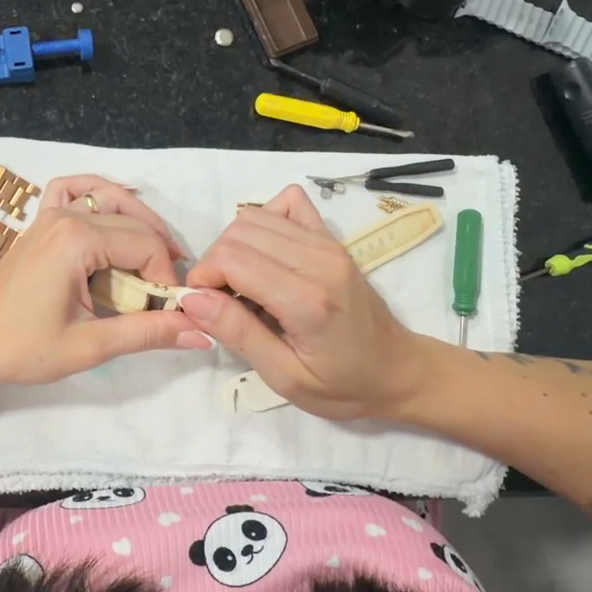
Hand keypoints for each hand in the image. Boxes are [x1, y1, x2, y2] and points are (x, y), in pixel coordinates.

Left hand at [0, 176, 207, 384]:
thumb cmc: (22, 348)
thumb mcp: (89, 346)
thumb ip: (147, 333)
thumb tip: (202, 332)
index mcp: (77, 240)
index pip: (146, 247)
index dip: (165, 281)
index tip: (167, 315)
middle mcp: (65, 216)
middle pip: (134, 225)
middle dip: (158, 260)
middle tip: (164, 298)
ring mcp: (50, 214)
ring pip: (112, 199)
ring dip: (140, 224)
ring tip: (154, 261)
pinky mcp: (41, 222)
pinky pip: (75, 189)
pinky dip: (100, 195)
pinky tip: (116, 215)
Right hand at [181, 185, 427, 419]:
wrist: (398, 372)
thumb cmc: (343, 386)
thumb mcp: (284, 377)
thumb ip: (239, 333)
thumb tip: (192, 299)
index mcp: (306, 299)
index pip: (231, 259)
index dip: (203, 279)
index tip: (204, 308)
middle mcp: (318, 259)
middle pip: (237, 233)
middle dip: (215, 264)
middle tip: (222, 301)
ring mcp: (327, 243)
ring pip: (255, 217)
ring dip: (234, 246)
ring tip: (242, 284)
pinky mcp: (331, 238)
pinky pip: (286, 204)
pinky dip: (264, 222)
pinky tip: (266, 257)